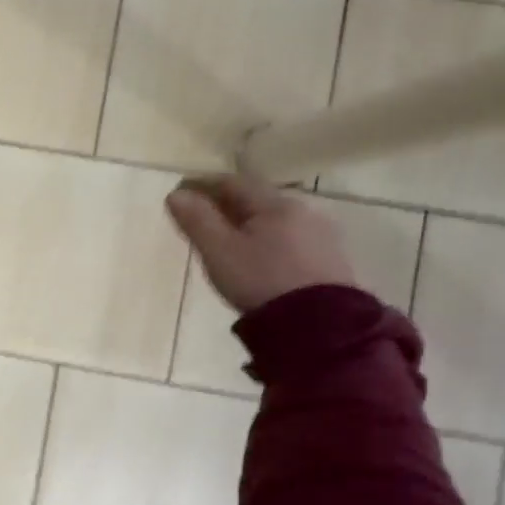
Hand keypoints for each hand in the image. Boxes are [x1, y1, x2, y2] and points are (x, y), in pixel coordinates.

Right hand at [165, 174, 355, 314]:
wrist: (317, 322)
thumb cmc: (259, 278)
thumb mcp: (218, 250)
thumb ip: (197, 219)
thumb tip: (176, 193)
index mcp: (275, 204)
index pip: (233, 182)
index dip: (202, 185)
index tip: (179, 194)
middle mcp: (303, 210)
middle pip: (255, 199)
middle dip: (224, 204)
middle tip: (197, 219)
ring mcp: (321, 233)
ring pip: (273, 218)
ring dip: (246, 222)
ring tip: (224, 240)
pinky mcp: (329, 256)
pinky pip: (288, 236)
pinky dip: (265, 237)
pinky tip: (255, 256)